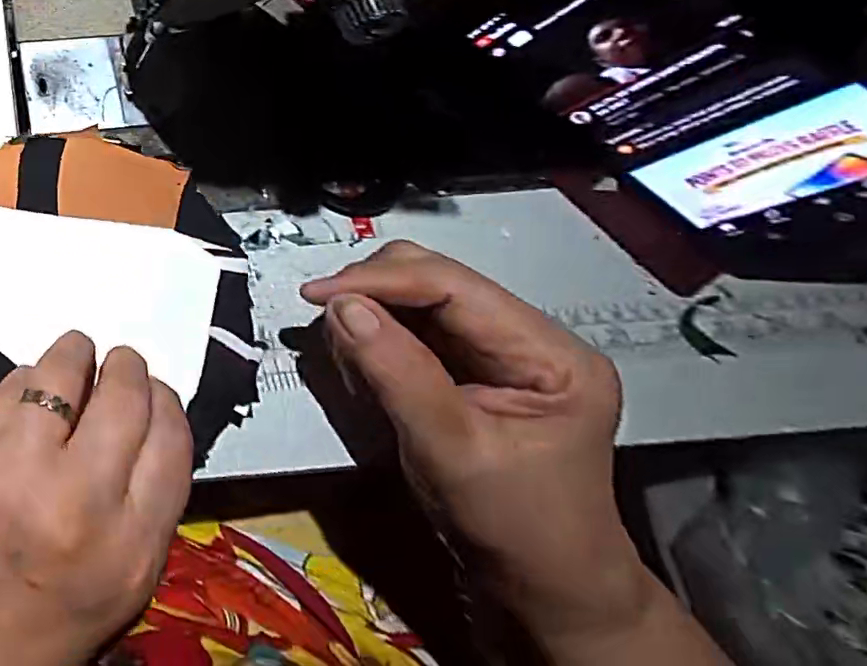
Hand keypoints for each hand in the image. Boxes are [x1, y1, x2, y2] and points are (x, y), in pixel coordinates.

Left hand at [0, 332, 191, 665]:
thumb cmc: (43, 618)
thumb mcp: (126, 579)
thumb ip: (150, 495)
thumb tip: (152, 410)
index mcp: (127, 545)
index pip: (171, 436)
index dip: (165, 402)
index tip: (154, 394)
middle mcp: (74, 501)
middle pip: (125, 394)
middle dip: (126, 368)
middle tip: (118, 366)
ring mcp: (12, 468)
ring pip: (64, 367)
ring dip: (76, 355)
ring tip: (74, 362)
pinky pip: (14, 382)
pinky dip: (29, 382)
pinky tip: (28, 403)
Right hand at [301, 241, 655, 644]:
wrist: (543, 590)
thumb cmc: (516, 530)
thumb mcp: (452, 453)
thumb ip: (397, 374)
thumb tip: (341, 307)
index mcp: (549, 351)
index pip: (452, 284)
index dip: (379, 281)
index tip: (318, 295)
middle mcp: (525, 333)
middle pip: (432, 277)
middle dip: (372, 294)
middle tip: (329, 323)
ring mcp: (497, 345)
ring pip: (415, 296)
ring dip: (370, 316)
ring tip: (351, 364)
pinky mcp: (469, 361)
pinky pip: (410, 325)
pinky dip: (376, 337)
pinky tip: (364, 368)